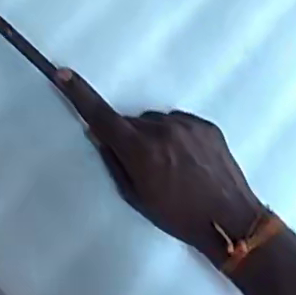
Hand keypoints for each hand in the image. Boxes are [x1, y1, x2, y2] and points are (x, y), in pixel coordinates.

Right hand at [55, 70, 268, 257]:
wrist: (231, 220)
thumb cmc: (179, 216)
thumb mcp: (137, 197)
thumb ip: (114, 161)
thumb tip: (98, 134)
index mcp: (141, 151)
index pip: (101, 116)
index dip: (79, 93)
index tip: (64, 74)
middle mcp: (163, 131)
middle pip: (131, 123)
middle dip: (130, 138)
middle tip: (146, 168)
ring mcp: (187, 125)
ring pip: (155, 123)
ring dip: (155, 138)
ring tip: (172, 168)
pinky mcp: (205, 125)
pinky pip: (179, 123)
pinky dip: (176, 137)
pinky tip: (187, 161)